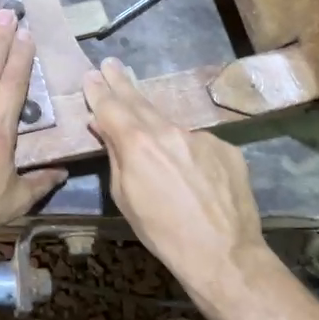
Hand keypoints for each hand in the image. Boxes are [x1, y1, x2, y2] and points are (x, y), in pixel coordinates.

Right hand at [84, 57, 268, 300]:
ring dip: (158, 127)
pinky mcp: (227, 148)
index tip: (91, 75)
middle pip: (139, 101)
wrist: (224, 254)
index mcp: (137, 143)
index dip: (98, 91)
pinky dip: (190, 153)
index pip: (111, 106)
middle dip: (122, 83)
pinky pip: (199, 144)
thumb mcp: (125, 198)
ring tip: (153, 141)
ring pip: (172, 126)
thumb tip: (105, 128)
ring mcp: (201, 136)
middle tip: (112, 64)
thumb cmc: (162, 233)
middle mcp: (169, 130)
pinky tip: (193, 178)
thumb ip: (115, 156)